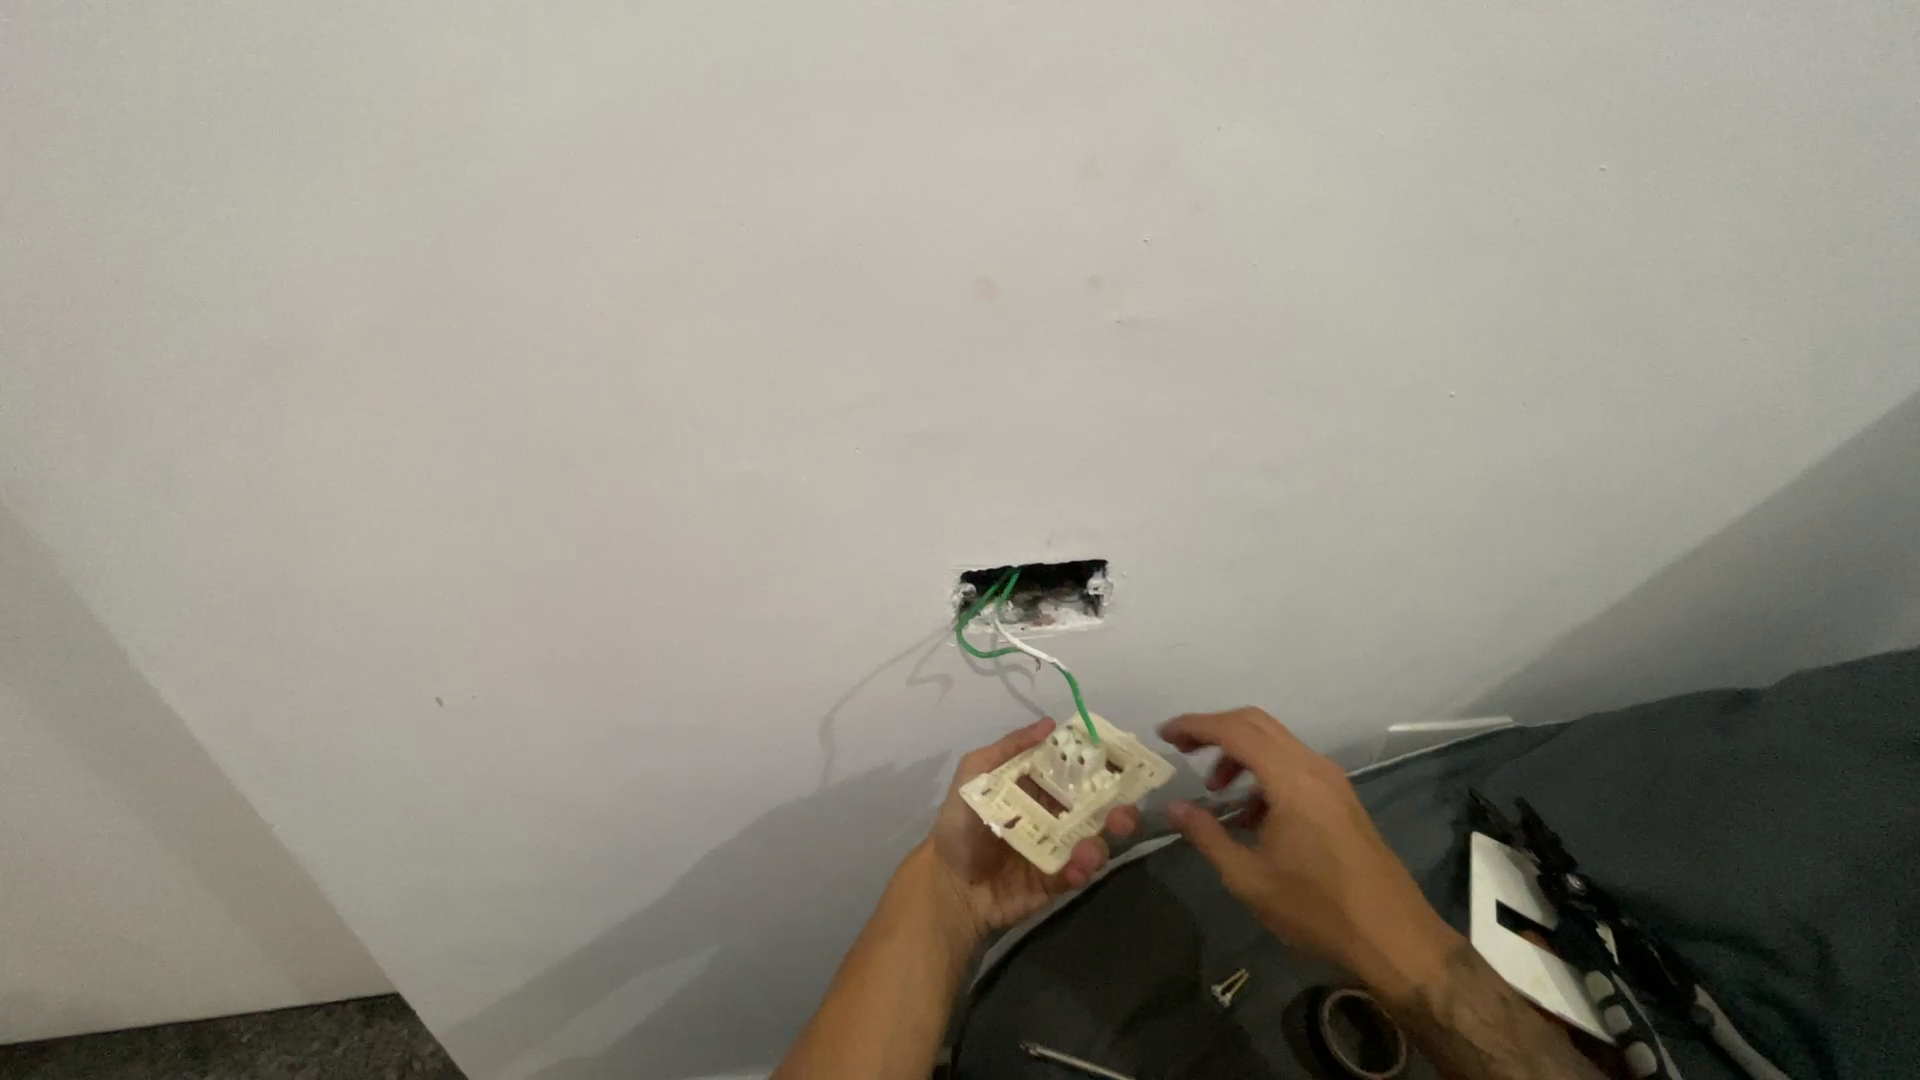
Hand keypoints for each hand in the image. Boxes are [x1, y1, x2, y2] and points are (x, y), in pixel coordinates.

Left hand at [924, 716, 1140, 941]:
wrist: (947, 882)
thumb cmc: (959, 823)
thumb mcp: (975, 774)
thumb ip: (1009, 748)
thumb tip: (1049, 723)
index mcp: (1038, 789)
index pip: (1075, 774)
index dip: (1099, 768)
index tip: (1120, 762)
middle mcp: (1054, 817)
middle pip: (1095, 809)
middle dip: (1117, 807)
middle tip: (1125, 809)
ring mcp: (1057, 850)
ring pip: (1094, 841)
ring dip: (1104, 839)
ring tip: (1097, 842)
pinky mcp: (1055, 881)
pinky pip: (1077, 873)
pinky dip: (1083, 868)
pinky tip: (1078, 865)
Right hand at [1161, 707, 1455, 996]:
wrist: (1396, 940)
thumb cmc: (1318, 911)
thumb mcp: (1249, 879)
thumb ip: (1206, 836)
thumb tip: (1174, 808)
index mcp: (1291, 781)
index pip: (1234, 731)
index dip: (1194, 726)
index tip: (1164, 734)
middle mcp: (1314, 768)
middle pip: (1255, 723)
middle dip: (1213, 729)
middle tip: (1181, 748)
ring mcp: (1332, 781)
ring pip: (1275, 741)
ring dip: (1238, 752)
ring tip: (1215, 790)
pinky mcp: (1340, 797)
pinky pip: (1293, 763)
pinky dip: (1262, 770)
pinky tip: (1251, 814)